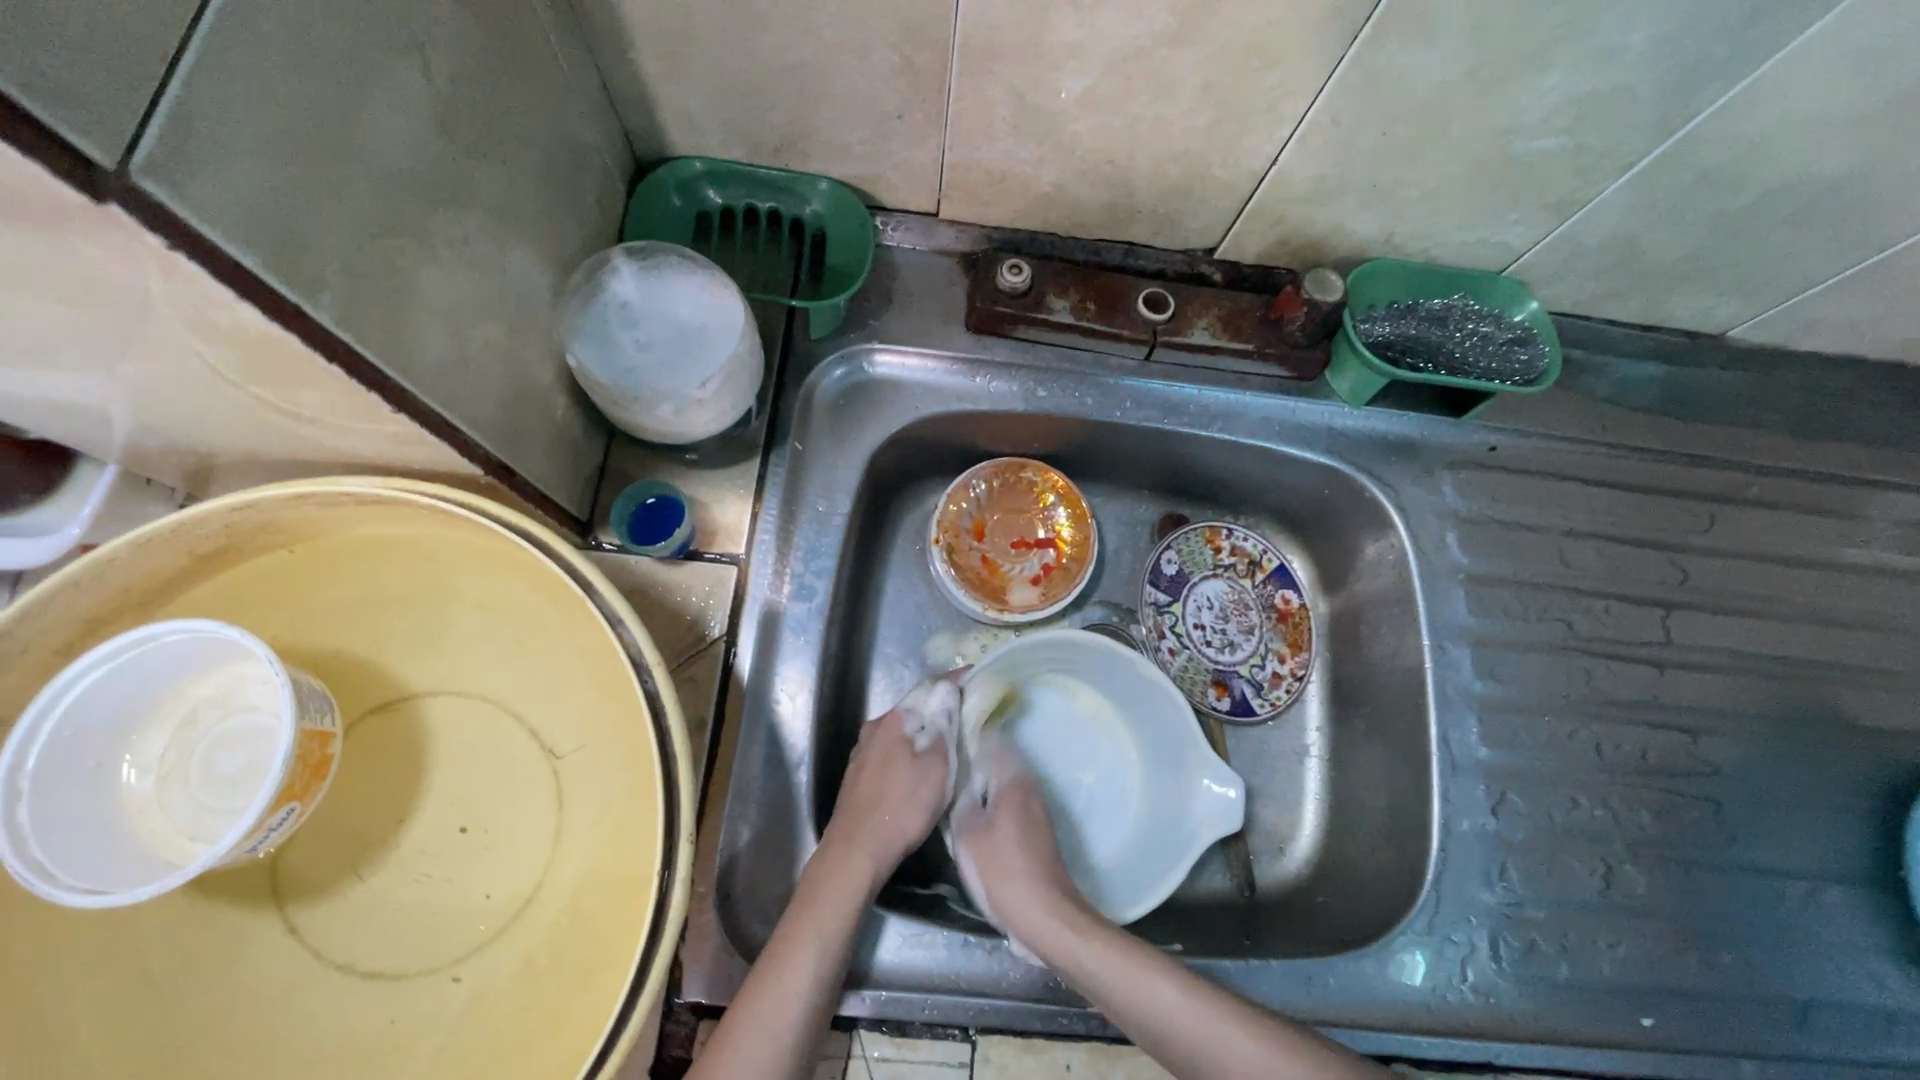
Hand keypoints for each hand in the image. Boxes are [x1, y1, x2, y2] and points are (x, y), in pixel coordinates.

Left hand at [819, 674, 962, 889]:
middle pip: (914, 708)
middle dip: (941, 707)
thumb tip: (949, 694)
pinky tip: (923, 765)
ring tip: (952, 738)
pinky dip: (911, 750)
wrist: (856, 851)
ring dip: (925, 731)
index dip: (955, 681)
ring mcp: (863, 752)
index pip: (928, 688)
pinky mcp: (859, 774)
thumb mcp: (936, 767)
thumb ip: (944, 727)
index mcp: (894, 720)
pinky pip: (892, 750)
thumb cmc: (902, 808)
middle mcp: (874, 728)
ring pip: (902, 731)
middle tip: (970, 711)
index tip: (977, 676)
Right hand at [949, 730, 1091, 942]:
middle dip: (972, 762)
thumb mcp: (968, 835)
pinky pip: (1009, 804)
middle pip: (998, 762)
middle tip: (941, 768)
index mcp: (1013, 780)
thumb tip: (961, 780)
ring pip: (1003, 785)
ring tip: (951, 793)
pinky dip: (992, 806)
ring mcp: (1036, 810)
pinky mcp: (1037, 831)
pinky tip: (973, 820)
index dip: (967, 736)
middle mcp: (1029, 787)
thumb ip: (962, 800)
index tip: (944, 739)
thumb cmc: (1003, 871)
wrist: (1046, 915)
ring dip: (981, 786)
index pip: (991, 740)